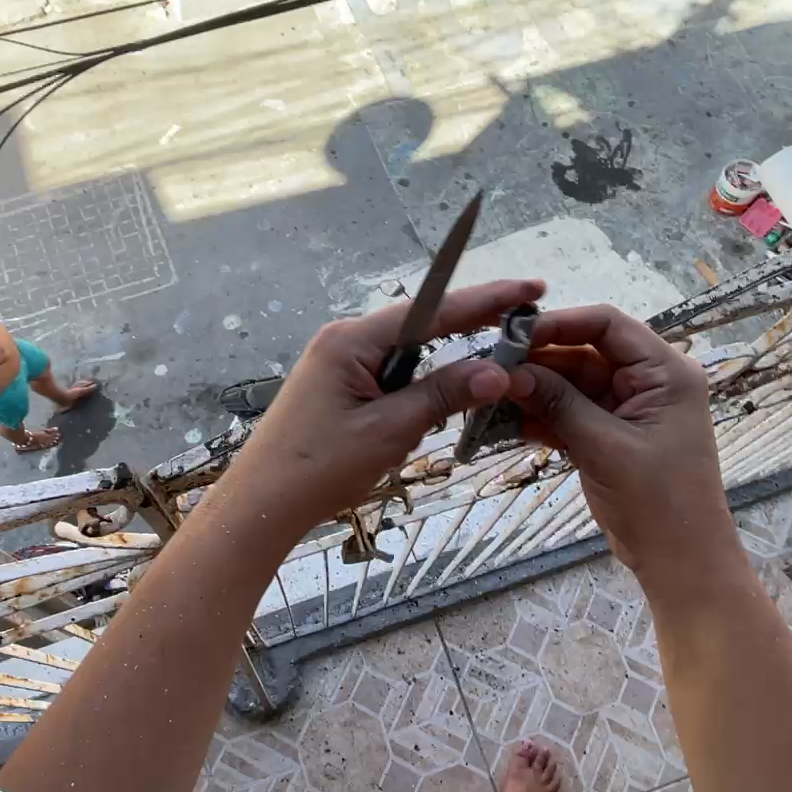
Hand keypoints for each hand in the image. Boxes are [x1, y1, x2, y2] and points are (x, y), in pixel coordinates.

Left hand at [223, 279, 545, 531]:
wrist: (261, 503)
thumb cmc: (318, 468)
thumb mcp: (389, 431)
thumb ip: (443, 395)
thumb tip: (497, 372)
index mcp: (352, 340)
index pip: (431, 309)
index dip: (486, 299)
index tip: (530, 288)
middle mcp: (343, 340)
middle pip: (419, 326)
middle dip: (468, 330)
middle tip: (519, 329)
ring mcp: (336, 363)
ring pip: (405, 356)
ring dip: (436, 373)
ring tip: (472, 386)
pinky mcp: (335, 387)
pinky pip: (387, 377)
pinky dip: (412, 391)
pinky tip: (421, 417)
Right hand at [505, 305, 735, 570]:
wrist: (679, 559)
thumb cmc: (658, 500)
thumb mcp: (606, 447)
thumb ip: (559, 405)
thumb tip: (511, 373)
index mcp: (664, 372)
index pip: (607, 325)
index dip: (559, 325)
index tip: (513, 336)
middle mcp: (645, 382)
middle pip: (583, 354)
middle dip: (538, 363)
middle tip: (490, 372)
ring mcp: (624, 409)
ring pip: (570, 385)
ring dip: (533, 392)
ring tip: (490, 398)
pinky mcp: (606, 435)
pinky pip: (567, 414)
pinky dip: (540, 418)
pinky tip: (505, 423)